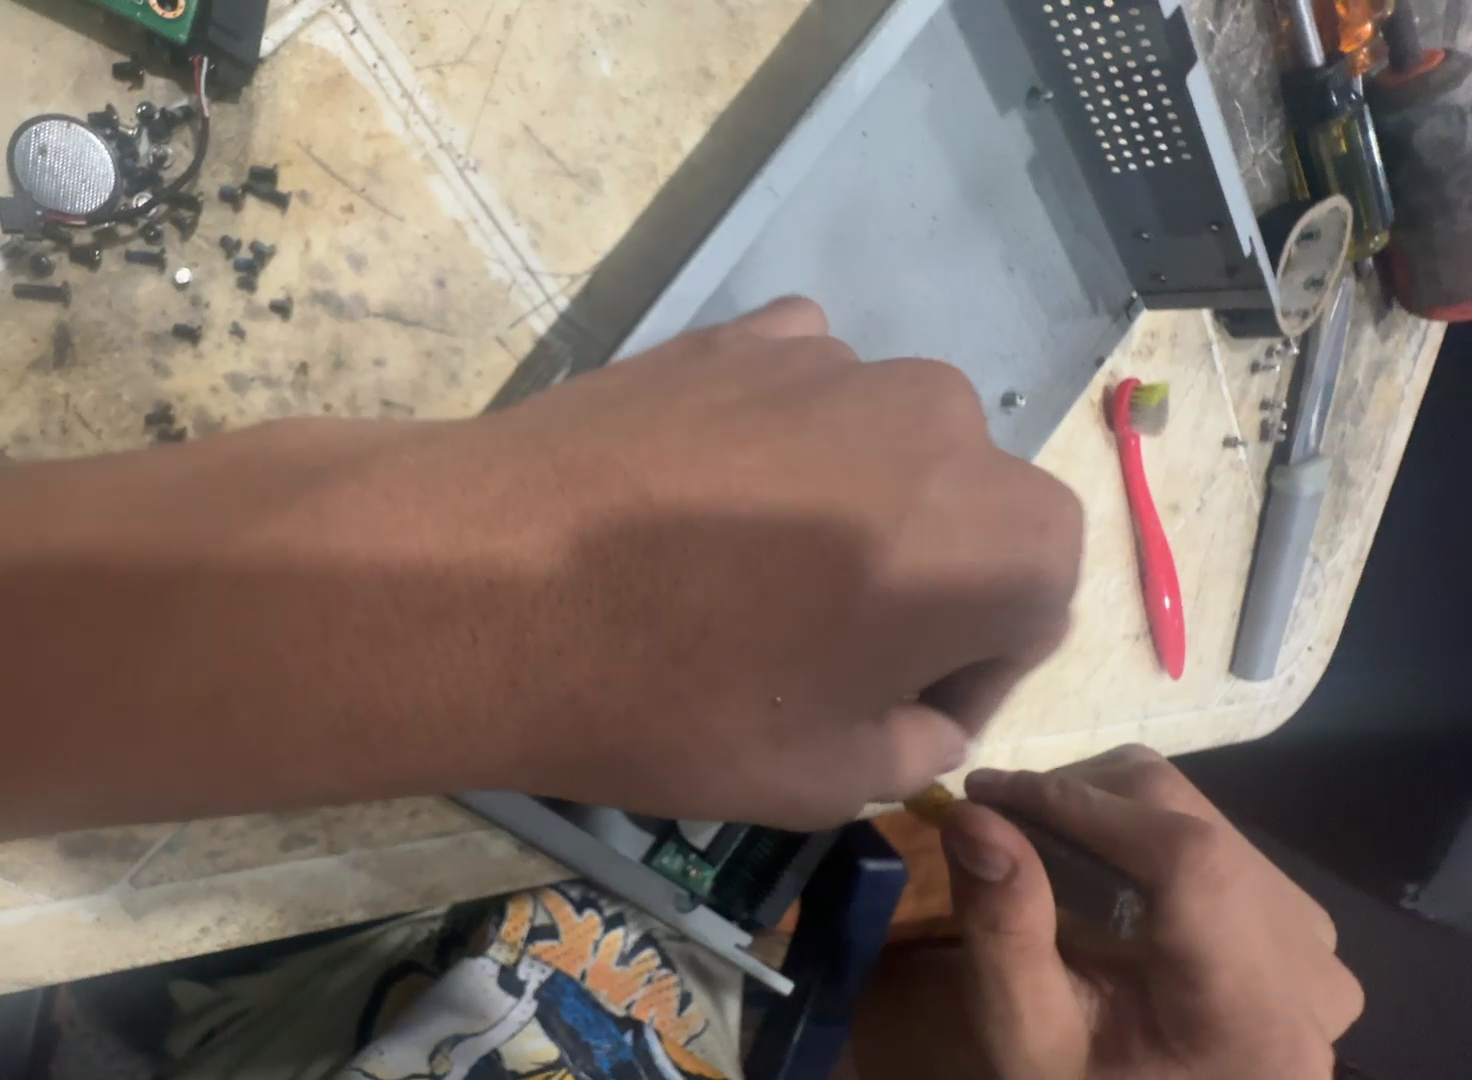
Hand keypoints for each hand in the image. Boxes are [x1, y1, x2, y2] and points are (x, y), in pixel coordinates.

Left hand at [411, 297, 1080, 826]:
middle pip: (952, 515)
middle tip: (804, 637)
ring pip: (869, 447)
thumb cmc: (666, 699)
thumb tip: (923, 707)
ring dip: (833, 504)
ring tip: (731, 563)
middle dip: (903, 581)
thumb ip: (913, 741)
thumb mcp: (819, 779)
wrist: (487, 586)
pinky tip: (699, 487)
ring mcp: (821, 358)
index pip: (1028, 609)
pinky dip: (769, 437)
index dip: (961, 670)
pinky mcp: (723, 336)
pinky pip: (788, 386)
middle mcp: (935, 418)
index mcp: (997, 536)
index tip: (885, 703)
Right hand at [869, 746, 1361, 1078]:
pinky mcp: (1287, 912)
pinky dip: (1117, 818)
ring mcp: (1307, 933)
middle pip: (1178, 815)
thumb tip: (971, 813)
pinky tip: (1086, 866)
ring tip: (1036, 849)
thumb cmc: (1077, 1079)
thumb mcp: (1017, 1026)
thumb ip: (1000, 924)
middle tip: (995, 827)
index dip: (1076, 803)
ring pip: (1182, 803)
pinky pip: (1193, 820)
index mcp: (1252, 1010)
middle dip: (1068, 799)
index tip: (982, 794)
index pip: (1187, 857)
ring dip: (1088, 803)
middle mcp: (1307, 962)